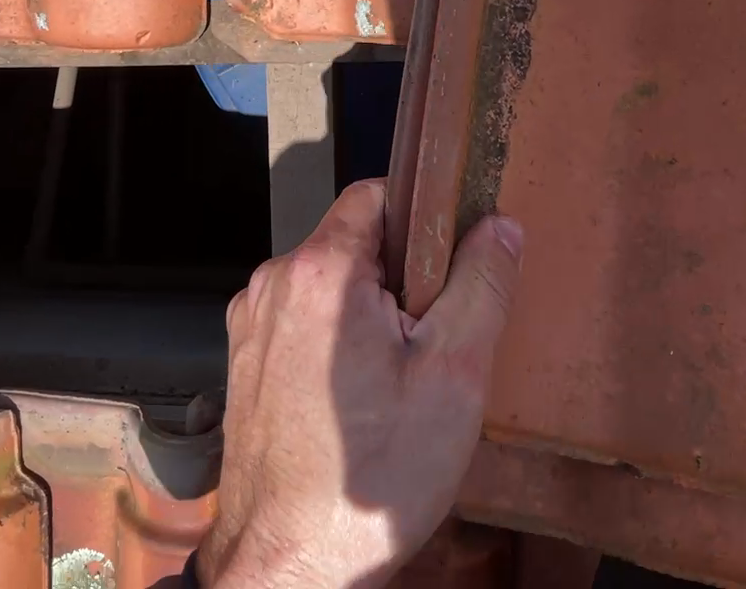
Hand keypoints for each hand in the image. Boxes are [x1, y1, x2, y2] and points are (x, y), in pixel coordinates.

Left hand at [196, 180, 524, 588]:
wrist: (291, 566)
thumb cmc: (374, 473)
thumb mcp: (453, 374)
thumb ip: (481, 285)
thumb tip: (500, 225)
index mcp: (319, 270)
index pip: (374, 194)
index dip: (419, 214)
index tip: (449, 256)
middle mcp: (272, 282)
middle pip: (350, 239)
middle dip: (398, 270)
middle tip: (431, 331)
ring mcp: (251, 321)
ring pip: (326, 280)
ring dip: (366, 306)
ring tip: (396, 371)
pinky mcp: (245, 358)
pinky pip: (300, 317)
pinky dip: (333, 334)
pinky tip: (357, 391)